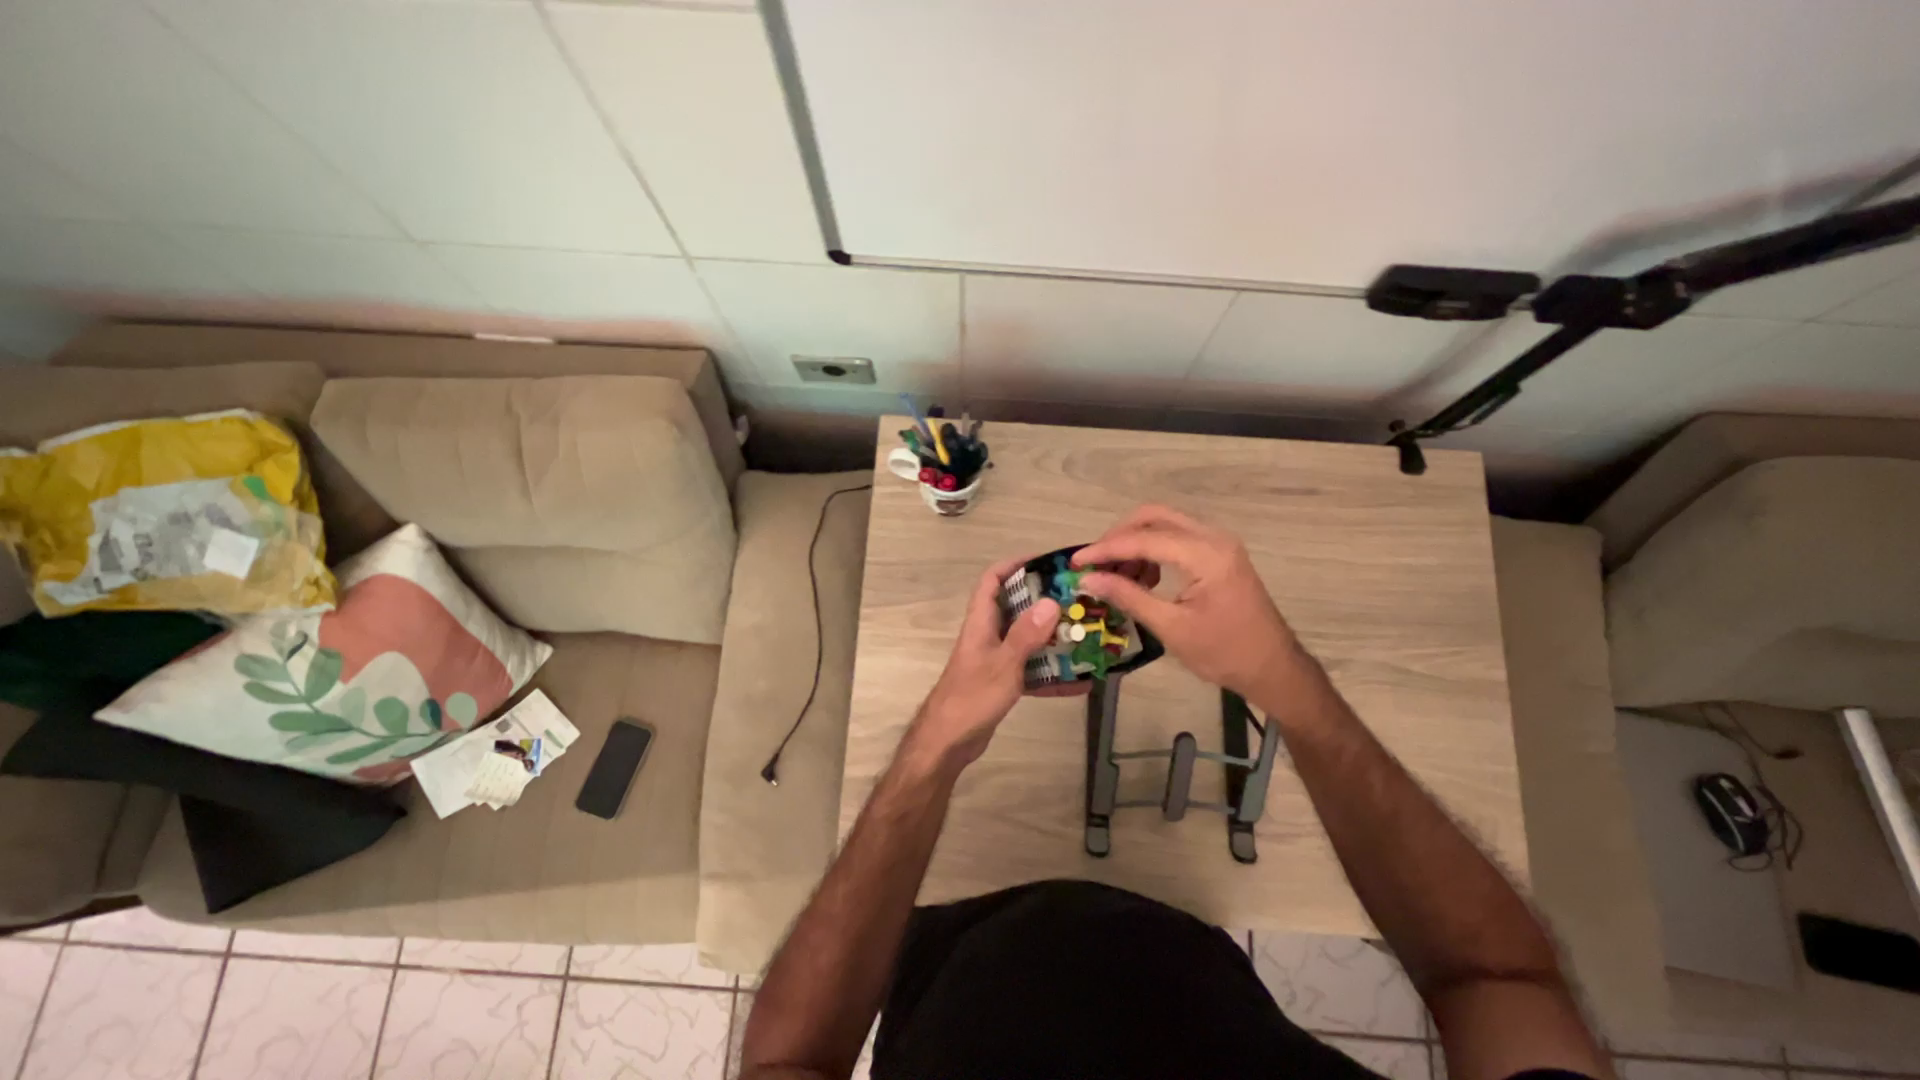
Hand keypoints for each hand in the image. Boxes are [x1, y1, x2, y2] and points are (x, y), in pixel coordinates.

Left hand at [905, 556, 1060, 771]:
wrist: (948, 742)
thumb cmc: (971, 698)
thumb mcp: (1003, 664)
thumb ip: (1026, 635)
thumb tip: (1050, 602)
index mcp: (980, 623)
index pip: (992, 581)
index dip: (1014, 566)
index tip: (1047, 564)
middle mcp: (987, 636)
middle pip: (1016, 609)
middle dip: (1046, 603)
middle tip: (1079, 602)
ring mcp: (995, 660)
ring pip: (1028, 641)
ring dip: (1054, 640)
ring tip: (1086, 637)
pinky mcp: (1002, 684)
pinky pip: (1032, 672)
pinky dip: (1053, 676)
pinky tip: (1080, 683)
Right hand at [1071, 505, 1306, 703]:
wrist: (1273, 667)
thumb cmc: (1224, 653)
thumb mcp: (1171, 628)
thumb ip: (1129, 597)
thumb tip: (1089, 579)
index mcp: (1206, 554)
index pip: (1144, 539)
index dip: (1105, 549)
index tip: (1075, 563)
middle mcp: (1214, 538)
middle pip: (1154, 517)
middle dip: (1119, 536)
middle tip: (1094, 563)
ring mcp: (1219, 543)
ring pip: (1165, 525)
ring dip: (1135, 543)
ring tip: (1115, 576)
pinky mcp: (1220, 554)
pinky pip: (1178, 538)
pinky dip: (1153, 550)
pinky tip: (1142, 579)